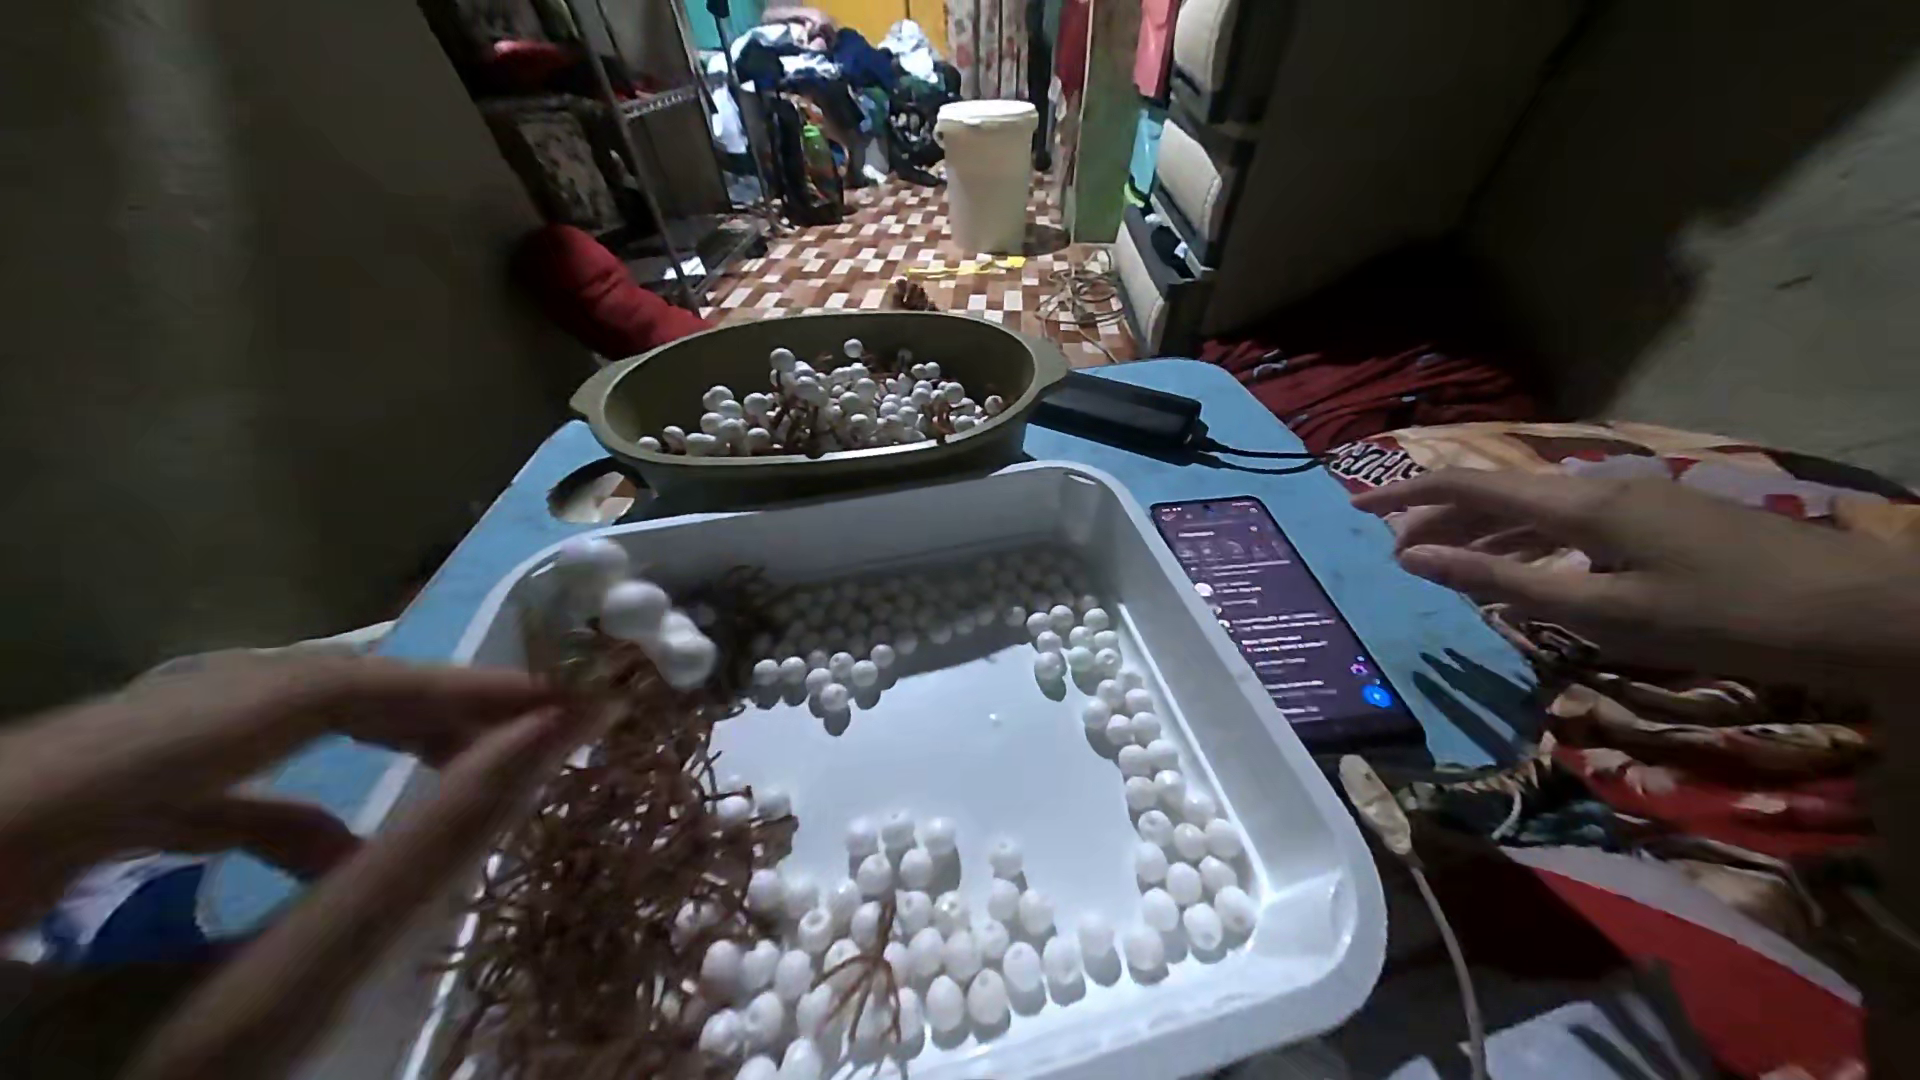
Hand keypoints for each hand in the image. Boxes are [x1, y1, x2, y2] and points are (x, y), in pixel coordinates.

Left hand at [0, 654, 587, 1079]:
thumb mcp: (259, 1016)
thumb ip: (413, 861)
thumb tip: (552, 732)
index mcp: (11, 820)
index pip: (280, 699)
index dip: (434, 688)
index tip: (551, 697)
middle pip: (250, 693)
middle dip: (408, 704)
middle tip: (522, 720)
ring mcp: (3, 809)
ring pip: (213, 724)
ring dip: (352, 741)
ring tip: (454, 765)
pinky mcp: (12, 842)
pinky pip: (162, 782)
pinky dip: (272, 802)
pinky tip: (329, 846)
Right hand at [1351, 468, 1919, 687]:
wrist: (1874, 617)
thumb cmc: (1723, 617)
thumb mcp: (1596, 609)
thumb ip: (1495, 579)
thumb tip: (1411, 558)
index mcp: (1576, 503)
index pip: (1463, 484)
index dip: (1402, 493)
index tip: (1353, 506)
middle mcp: (1593, 486)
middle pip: (1488, 492)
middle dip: (1433, 517)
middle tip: (1395, 554)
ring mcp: (1626, 498)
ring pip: (1522, 505)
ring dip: (1473, 529)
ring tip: (1438, 562)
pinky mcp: (1649, 516)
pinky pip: (1557, 519)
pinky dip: (1516, 538)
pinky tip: (1511, 564)